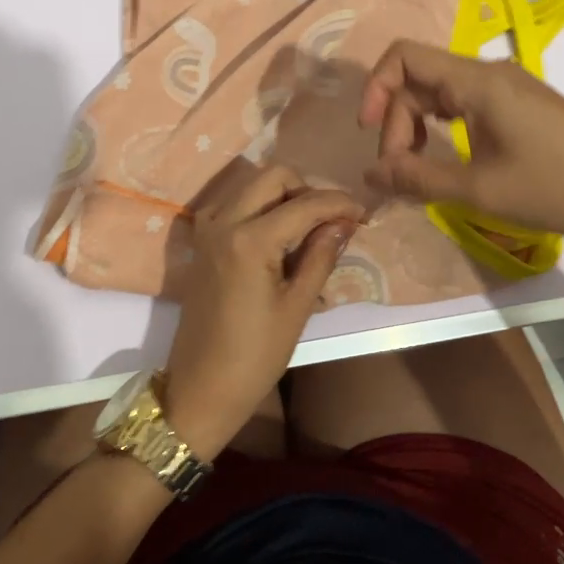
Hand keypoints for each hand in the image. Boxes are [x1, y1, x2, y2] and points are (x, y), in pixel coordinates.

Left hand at [162, 165, 362, 460]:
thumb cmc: (255, 356)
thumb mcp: (297, 308)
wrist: (200, 387)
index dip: (339, 203)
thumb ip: (320, 256)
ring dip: (283, 195)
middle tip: (331, 221)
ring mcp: (207, 228)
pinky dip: (260, 207)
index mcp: (250, 239)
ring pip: (252, 185)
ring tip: (309, 229)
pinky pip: (235, 203)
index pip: (305, 204)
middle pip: (273, 176)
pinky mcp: (201, 240)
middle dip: (307, 190)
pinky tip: (279, 236)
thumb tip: (343, 222)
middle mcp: (224, 221)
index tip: (363, 214)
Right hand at [358, 40, 563, 249]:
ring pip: (441, 91)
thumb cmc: (557, 188)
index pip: (404, 57)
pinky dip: (443, 126)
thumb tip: (369, 174)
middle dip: (395, 120)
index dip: (375, 89)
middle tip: (399, 171)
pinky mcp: (523, 106)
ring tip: (418, 167)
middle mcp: (490, 73)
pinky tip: (448, 159)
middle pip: (419, 77)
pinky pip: (465, 103)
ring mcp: (510, 89)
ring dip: (417, 124)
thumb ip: (416, 179)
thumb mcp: (479, 190)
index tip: (370, 136)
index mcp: (477, 81)